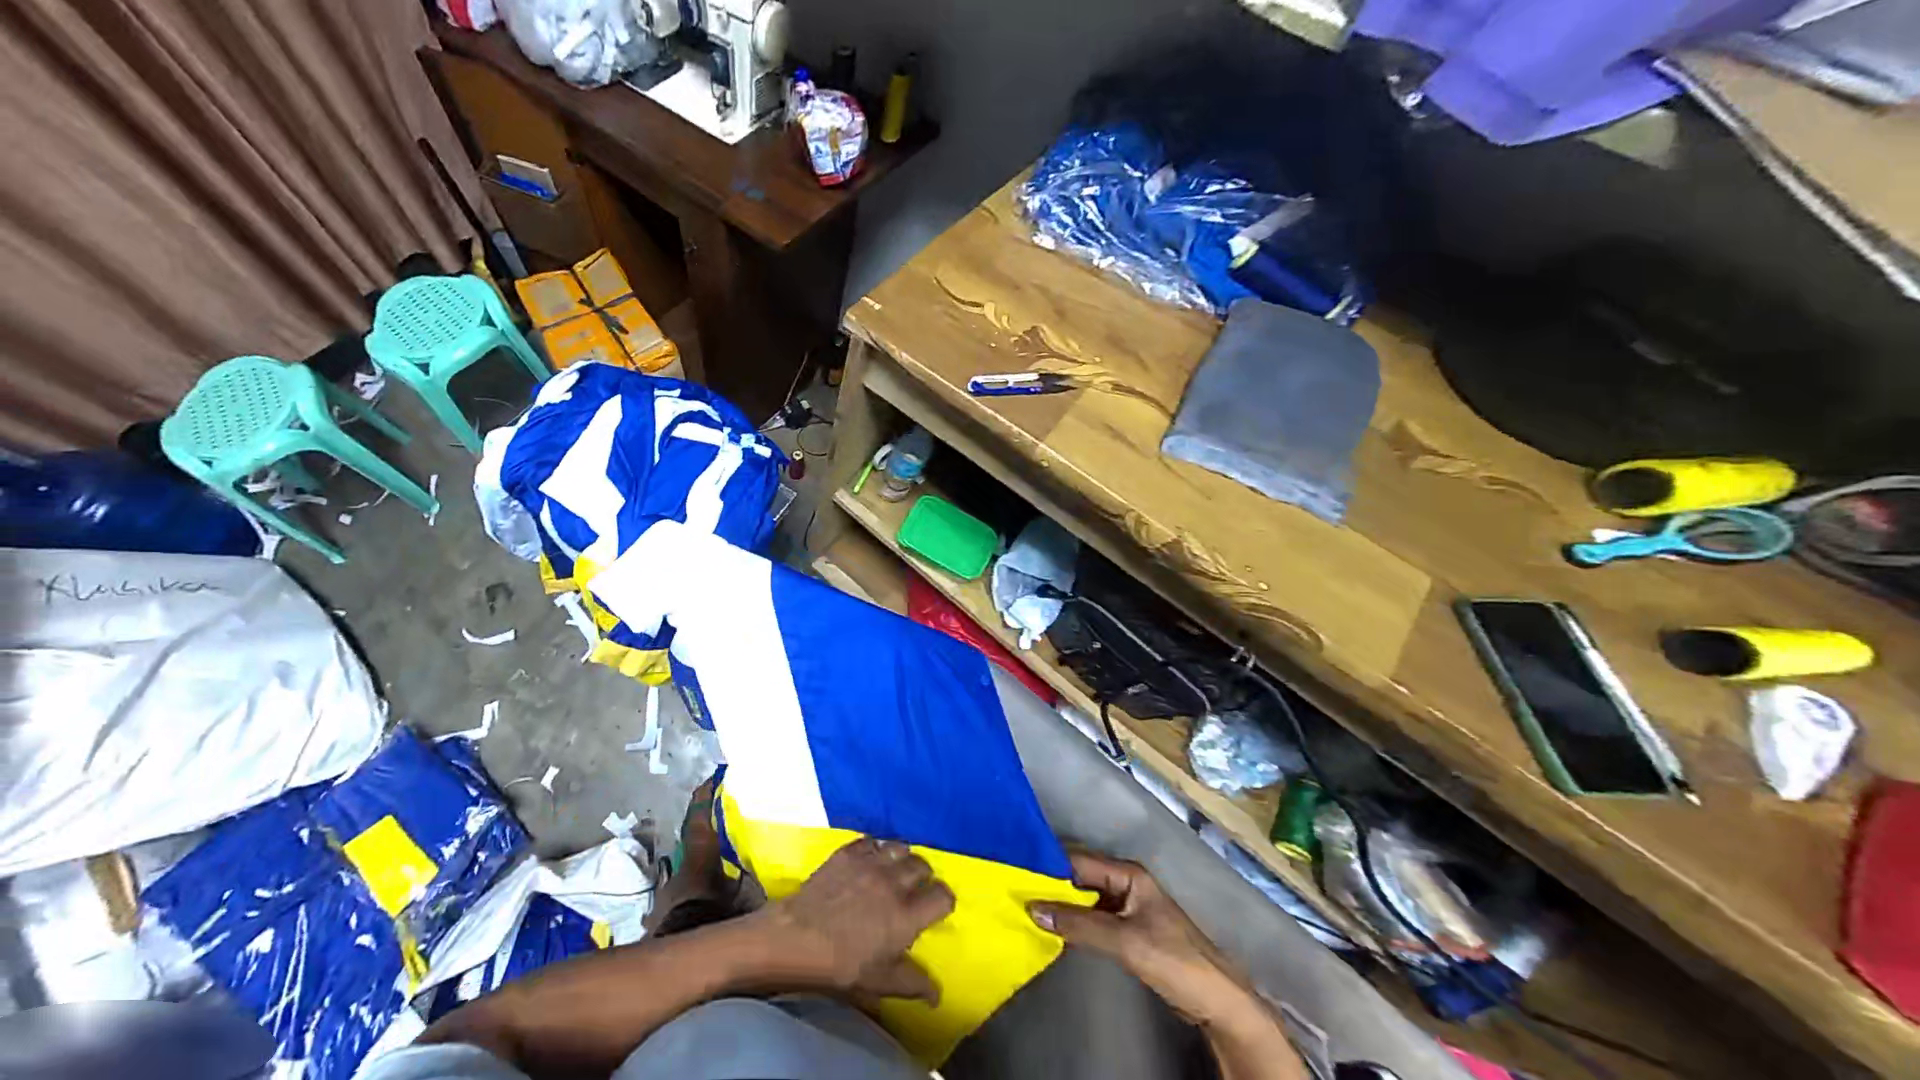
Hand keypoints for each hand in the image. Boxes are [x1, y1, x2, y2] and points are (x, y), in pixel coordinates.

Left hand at [759, 837, 954, 1003]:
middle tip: (913, 891)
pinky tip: (868, 862)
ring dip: (902, 859)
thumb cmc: (838, 967)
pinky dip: (875, 849)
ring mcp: (870, 863)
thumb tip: (937, 994)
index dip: (942, 901)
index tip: (935, 909)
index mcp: (907, 915)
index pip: (943, 895)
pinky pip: (871, 841)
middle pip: (923, 866)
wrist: (792, 940)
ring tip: (894, 872)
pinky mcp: (848, 853)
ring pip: (900, 848)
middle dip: (923, 877)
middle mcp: (894, 882)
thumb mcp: (878, 983)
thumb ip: (912, 983)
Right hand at [1029, 852, 1249, 1025]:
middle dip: (1052, 884)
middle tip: (1016, 891)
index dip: (1050, 868)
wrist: (1215, 999)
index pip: (1079, 862)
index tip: (1017, 874)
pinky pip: (1092, 917)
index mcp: (1129, 874)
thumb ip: (1080, 925)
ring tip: (1026, 908)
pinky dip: (1073, 922)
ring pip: (1085, 898)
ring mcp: (1127, 907)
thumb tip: (1033, 908)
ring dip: (1061, 905)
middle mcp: (1126, 883)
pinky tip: (1052, 929)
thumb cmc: (1174, 960)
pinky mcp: (1127, 929)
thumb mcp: (1125, 942)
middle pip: (1080, 877)